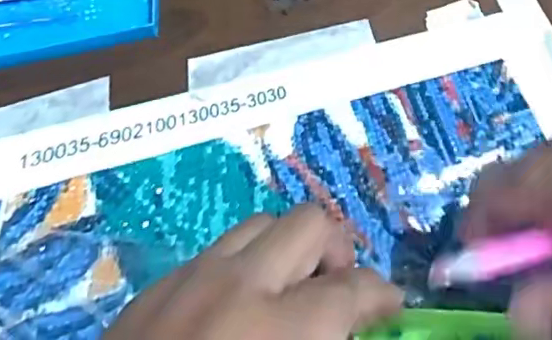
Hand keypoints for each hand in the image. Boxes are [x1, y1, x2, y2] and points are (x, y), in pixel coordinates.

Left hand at [104, 205, 402, 339]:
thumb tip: (347, 332)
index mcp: (278, 332)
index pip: (349, 292)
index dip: (380, 294)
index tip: (392, 306)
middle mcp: (239, 285)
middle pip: (309, 224)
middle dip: (337, 252)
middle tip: (340, 292)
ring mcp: (194, 276)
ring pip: (263, 223)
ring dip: (288, 249)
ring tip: (291, 288)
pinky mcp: (159, 284)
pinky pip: (218, 247)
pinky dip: (244, 262)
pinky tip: (237, 302)